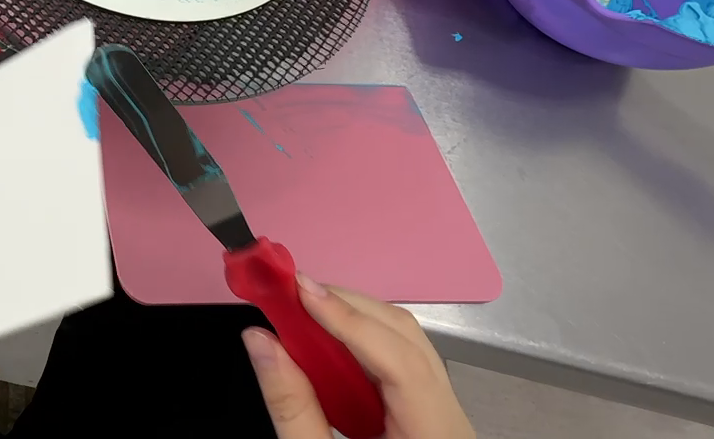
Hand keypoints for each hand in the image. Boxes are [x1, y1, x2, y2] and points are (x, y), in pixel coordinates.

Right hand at [242, 277, 474, 438]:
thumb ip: (291, 407)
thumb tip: (257, 337)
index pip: (401, 362)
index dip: (348, 318)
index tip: (297, 288)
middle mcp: (456, 426)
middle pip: (407, 340)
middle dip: (344, 307)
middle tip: (287, 293)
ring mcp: (450, 420)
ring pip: (406, 344)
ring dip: (348, 319)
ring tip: (298, 313)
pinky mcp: (433, 418)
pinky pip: (399, 362)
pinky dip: (356, 342)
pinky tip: (321, 344)